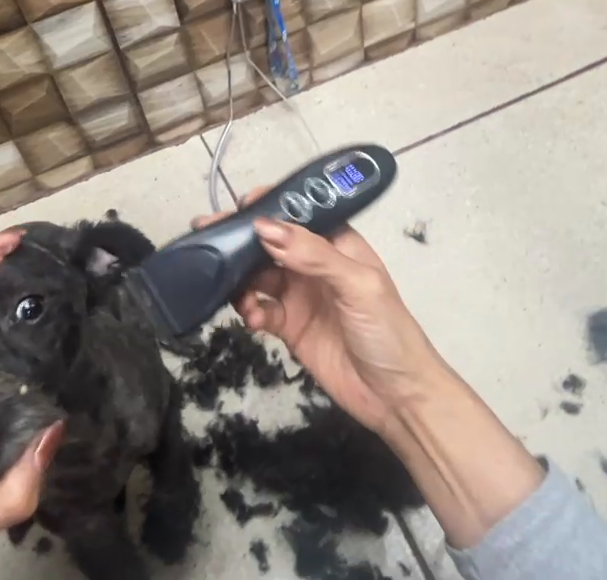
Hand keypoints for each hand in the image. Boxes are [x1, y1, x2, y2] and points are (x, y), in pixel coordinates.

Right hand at [192, 200, 443, 433]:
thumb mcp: (357, 285)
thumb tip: (265, 227)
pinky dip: (250, 312)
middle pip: (270, 244)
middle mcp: (314, 264)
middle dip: (241, 241)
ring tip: (240, 294)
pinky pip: (260, 310)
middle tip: (209, 240)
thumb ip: (312, 254)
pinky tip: (254, 319)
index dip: (269, 207)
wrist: (397, 399)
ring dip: (242, 281)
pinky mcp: (290, 327)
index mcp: (337, 244)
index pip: (297, 215)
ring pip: (258, 277)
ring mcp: (300, 295)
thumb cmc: (387, 333)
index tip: (239, 206)